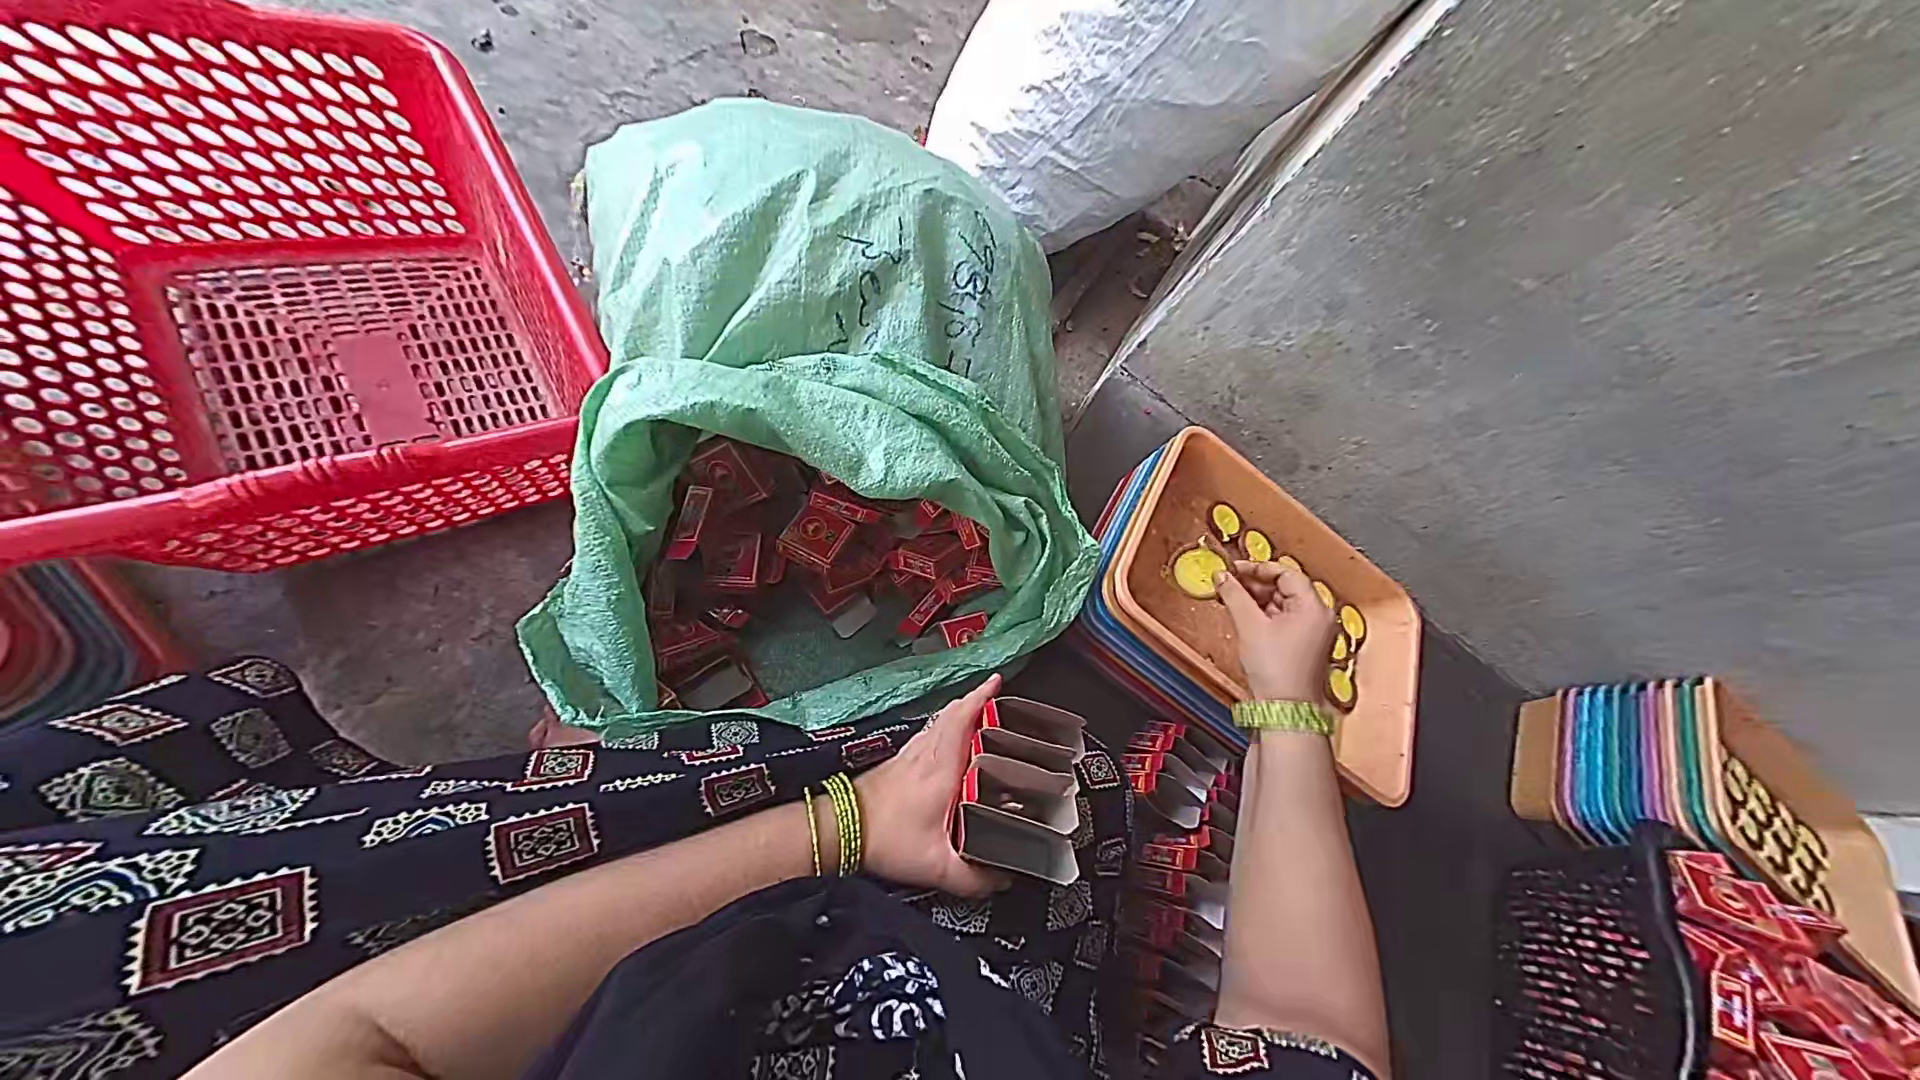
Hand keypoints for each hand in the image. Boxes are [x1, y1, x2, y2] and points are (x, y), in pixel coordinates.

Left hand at [854, 673, 1011, 896]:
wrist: (843, 828)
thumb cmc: (886, 839)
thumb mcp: (936, 867)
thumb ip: (974, 878)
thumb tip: (1003, 880)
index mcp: (941, 768)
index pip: (962, 719)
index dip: (981, 697)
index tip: (997, 681)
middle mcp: (926, 753)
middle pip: (952, 713)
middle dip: (976, 698)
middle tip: (996, 693)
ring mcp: (911, 754)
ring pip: (939, 721)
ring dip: (960, 710)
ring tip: (980, 710)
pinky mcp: (900, 761)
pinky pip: (929, 733)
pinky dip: (945, 725)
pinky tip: (949, 737)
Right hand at [1216, 561, 1336, 702]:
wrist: (1285, 707)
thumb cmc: (1278, 671)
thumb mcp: (1249, 624)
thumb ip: (1234, 594)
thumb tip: (1223, 577)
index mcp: (1314, 607)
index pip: (1285, 573)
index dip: (1257, 568)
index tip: (1235, 569)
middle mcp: (1318, 616)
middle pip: (1285, 586)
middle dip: (1254, 584)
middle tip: (1229, 583)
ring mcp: (1312, 630)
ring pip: (1282, 602)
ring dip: (1256, 598)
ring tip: (1232, 599)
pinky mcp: (1302, 642)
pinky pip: (1282, 617)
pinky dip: (1262, 613)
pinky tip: (1243, 615)